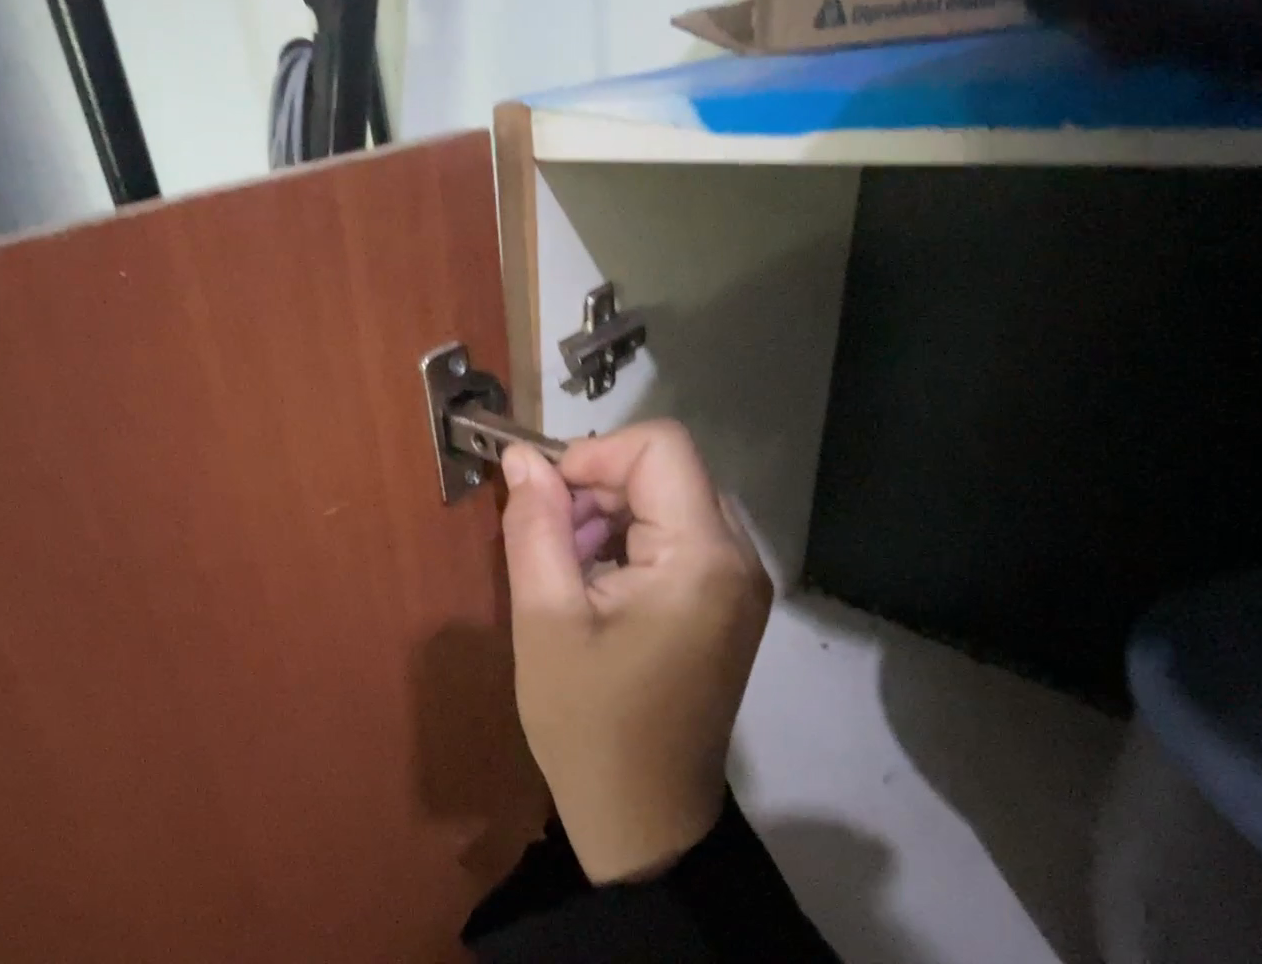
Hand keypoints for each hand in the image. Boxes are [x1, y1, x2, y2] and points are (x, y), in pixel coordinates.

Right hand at [499, 421, 773, 885]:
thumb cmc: (588, 721)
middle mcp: (738, 557)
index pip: (659, 445)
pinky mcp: (727, 601)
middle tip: (548, 544)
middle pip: (665, 470)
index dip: (592, 455)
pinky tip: (594, 588)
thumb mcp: (544, 618)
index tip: (544, 502)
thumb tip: (521, 456)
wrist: (643, 815)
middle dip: (595, 490)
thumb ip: (534, 525)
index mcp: (702, 558)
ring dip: (607, 517)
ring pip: (668, 499)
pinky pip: (676, 536)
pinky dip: (627, 542)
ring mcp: (739, 581)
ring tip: (566, 572)